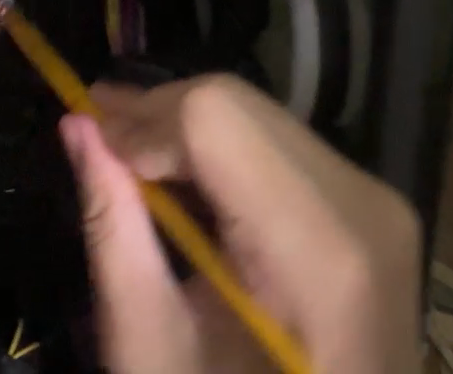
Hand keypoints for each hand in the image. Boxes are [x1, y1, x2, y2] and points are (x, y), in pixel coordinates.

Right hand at [60, 74, 421, 373]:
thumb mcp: (151, 346)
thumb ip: (112, 226)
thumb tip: (76, 126)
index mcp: (317, 252)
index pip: (214, 118)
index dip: (143, 120)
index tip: (94, 148)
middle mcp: (362, 205)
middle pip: (234, 105)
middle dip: (158, 118)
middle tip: (100, 144)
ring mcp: (376, 201)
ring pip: (253, 112)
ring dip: (184, 130)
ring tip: (135, 165)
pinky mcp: (373, 205)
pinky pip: (277, 140)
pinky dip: (219, 150)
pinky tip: (187, 186)